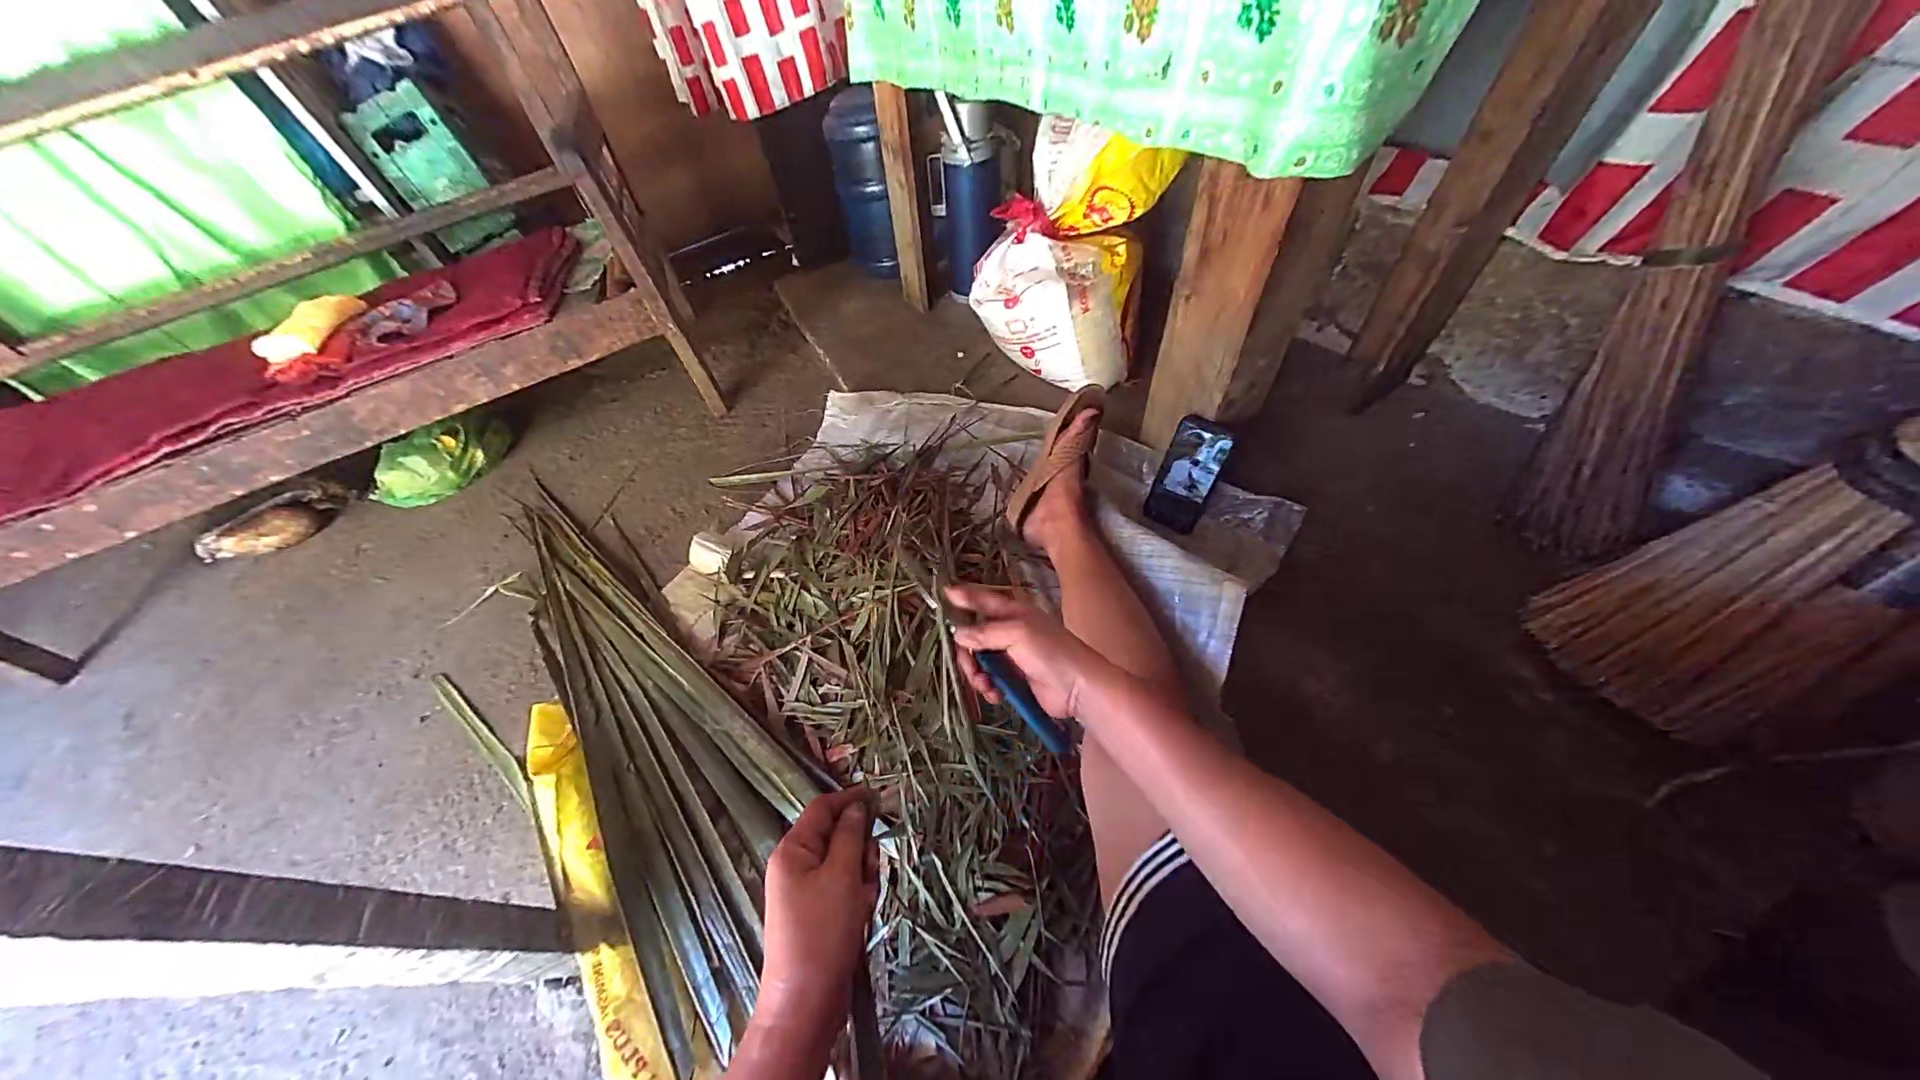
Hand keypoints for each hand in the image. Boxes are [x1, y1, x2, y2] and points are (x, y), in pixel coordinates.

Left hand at [759, 788, 879, 1020]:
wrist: (806, 1002)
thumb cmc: (822, 932)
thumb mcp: (841, 875)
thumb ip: (850, 835)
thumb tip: (857, 805)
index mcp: (793, 850)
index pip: (822, 808)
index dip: (850, 799)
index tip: (880, 796)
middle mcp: (796, 865)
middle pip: (838, 835)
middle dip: (859, 848)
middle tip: (868, 870)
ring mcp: (807, 890)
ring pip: (846, 863)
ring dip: (862, 876)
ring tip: (863, 902)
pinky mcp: (819, 912)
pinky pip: (845, 889)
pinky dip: (858, 896)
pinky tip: (860, 916)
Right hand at [945, 585, 1106, 718]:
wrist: (1078, 688)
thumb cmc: (1052, 652)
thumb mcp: (1018, 634)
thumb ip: (986, 633)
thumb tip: (958, 634)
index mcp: (1014, 613)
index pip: (985, 601)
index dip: (966, 597)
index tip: (946, 593)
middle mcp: (1011, 632)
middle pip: (975, 636)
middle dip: (968, 652)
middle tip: (970, 666)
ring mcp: (1012, 656)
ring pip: (979, 660)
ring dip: (976, 673)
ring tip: (985, 685)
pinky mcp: (1014, 679)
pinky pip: (990, 680)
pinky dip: (988, 687)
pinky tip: (995, 694)